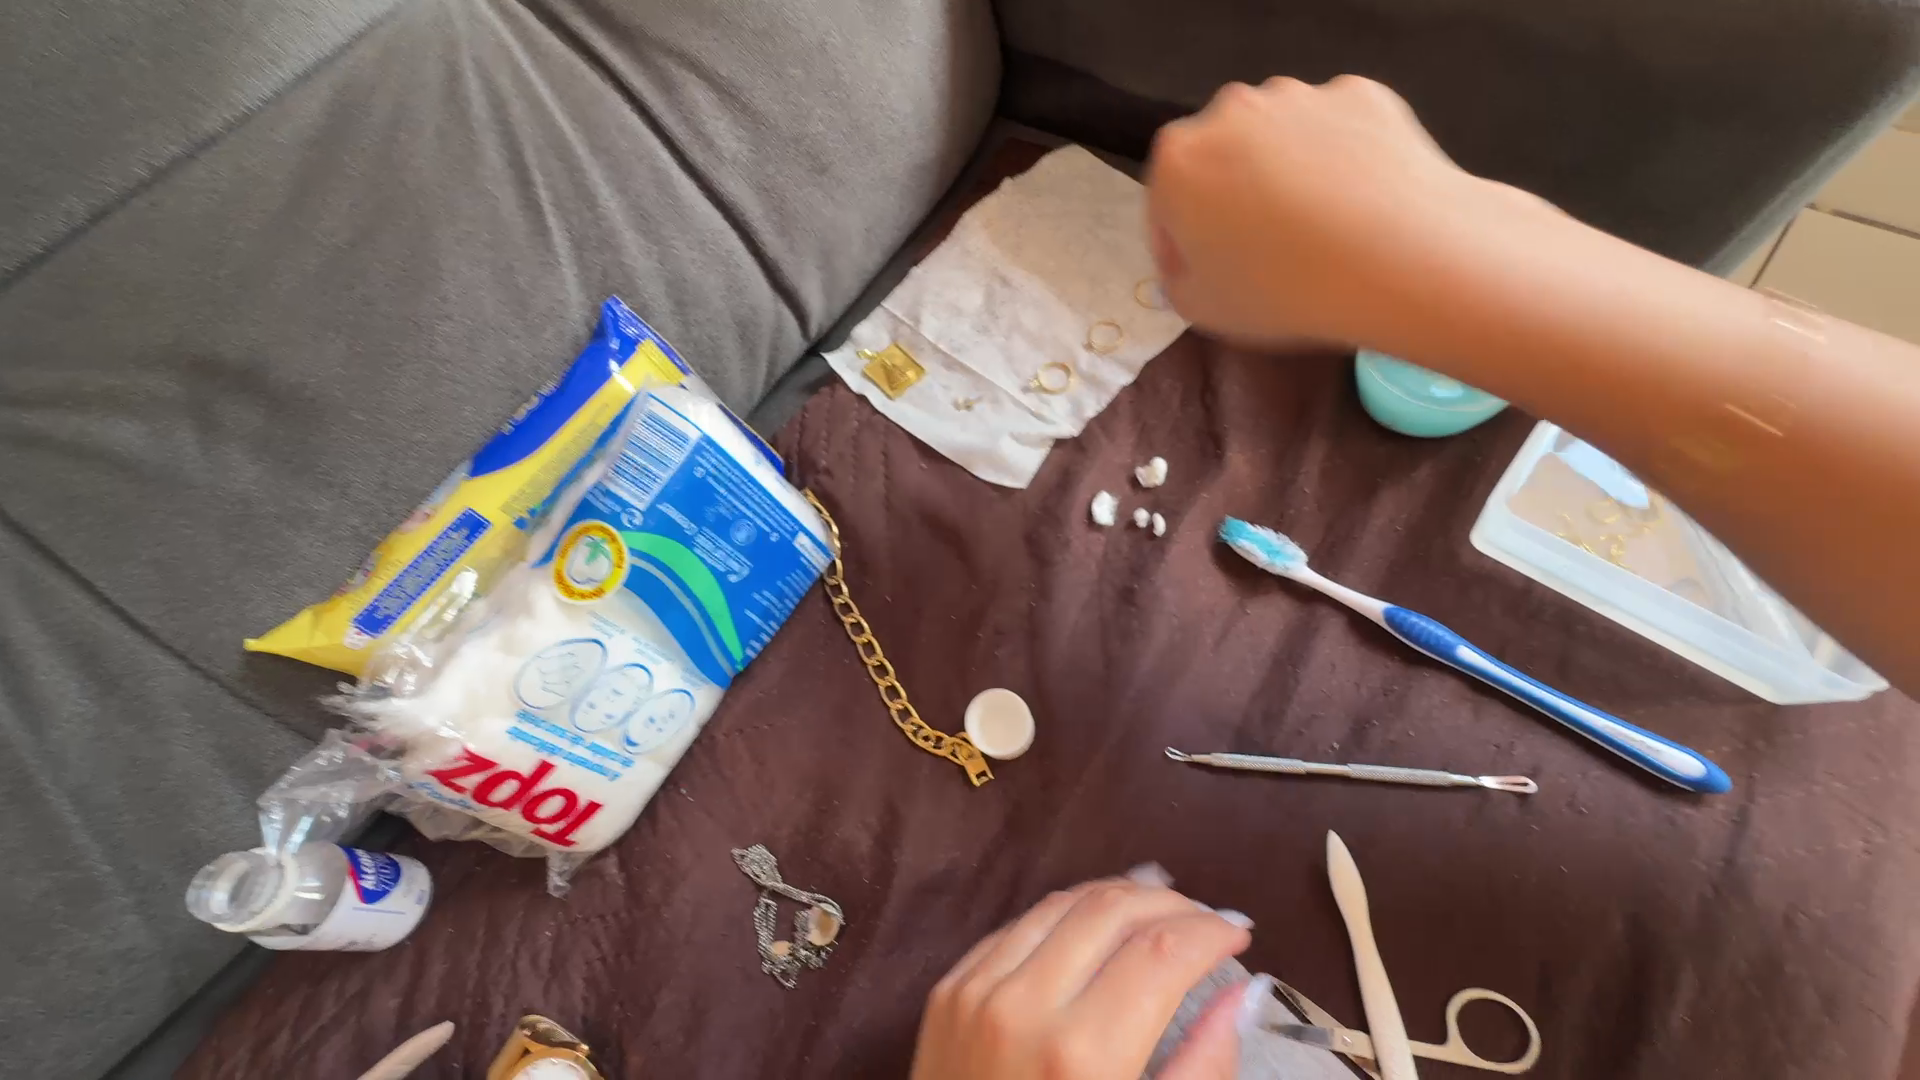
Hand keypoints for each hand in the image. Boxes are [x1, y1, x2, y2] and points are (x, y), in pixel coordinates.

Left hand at [908, 878, 1252, 1079]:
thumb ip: (1198, 1069)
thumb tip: (1238, 993)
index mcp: (1082, 1056)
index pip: (1161, 954)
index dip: (1209, 932)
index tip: (1238, 933)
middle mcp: (1026, 1005)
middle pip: (1110, 910)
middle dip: (1169, 902)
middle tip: (1203, 916)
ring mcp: (978, 989)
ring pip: (1062, 903)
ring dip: (1116, 895)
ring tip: (1157, 905)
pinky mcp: (950, 987)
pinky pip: (1017, 924)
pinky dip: (1064, 914)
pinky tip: (1091, 923)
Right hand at [1146, 75, 1529, 348]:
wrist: (1397, 259)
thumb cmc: (1278, 290)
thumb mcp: (1198, 309)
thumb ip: (1177, 279)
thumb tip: (1190, 263)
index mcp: (1177, 162)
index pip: (1162, 206)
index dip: (1177, 247)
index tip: (1200, 275)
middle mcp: (1230, 112)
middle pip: (1216, 164)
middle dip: (1226, 203)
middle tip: (1254, 253)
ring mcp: (1299, 97)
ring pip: (1273, 143)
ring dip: (1278, 178)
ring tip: (1309, 231)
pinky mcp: (1360, 95)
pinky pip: (1330, 134)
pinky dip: (1332, 163)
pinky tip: (1348, 208)